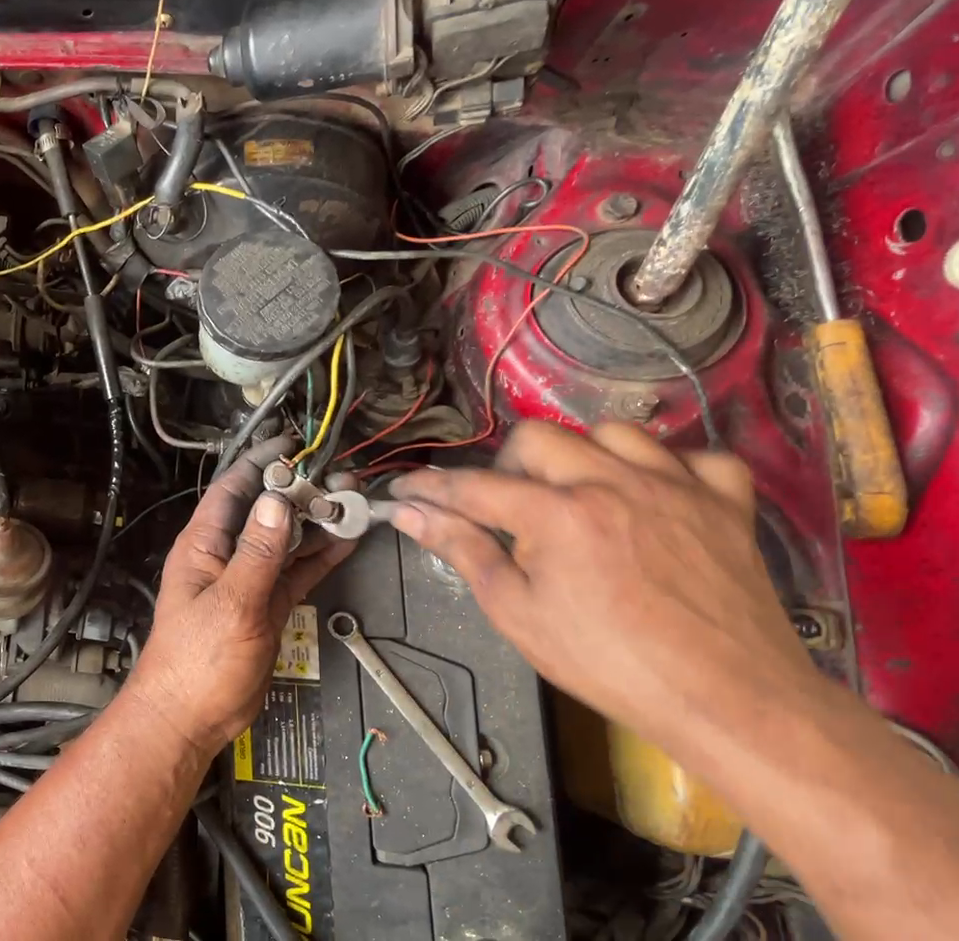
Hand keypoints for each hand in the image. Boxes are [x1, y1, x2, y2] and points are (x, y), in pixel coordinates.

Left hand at [123, 438, 356, 759]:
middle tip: (342, 473)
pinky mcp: (267, 605)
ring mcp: (249, 579)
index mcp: (204, 544)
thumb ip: (259, 554)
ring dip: (316, 522)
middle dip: (300, 491)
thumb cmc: (199, 658)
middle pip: (266, 511)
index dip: (261, 462)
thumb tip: (278, 501)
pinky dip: (320, 556)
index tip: (295, 443)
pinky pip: (296, 571)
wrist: (192, 716)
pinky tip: (348, 539)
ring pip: (286, 540)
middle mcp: (226, 554)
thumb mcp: (232, 602)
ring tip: (354, 499)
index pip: (233, 489)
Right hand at [386, 421, 821, 750]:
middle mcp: (613, 483)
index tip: (405, 490)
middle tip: (510, 509)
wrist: (729, 701)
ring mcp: (676, 487)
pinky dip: (671, 467)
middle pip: (537, 436)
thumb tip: (410, 513)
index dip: (430, 486)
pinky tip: (654, 496)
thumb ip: (463, 550)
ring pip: (612, 432)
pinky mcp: (727, 504)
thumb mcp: (516, 612)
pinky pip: (696, 456)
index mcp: (556, 514)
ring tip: (579, 495)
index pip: (472, 485)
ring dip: (582, 456)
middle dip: (508, 466)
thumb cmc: (608, 663)